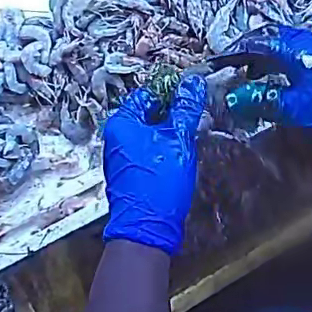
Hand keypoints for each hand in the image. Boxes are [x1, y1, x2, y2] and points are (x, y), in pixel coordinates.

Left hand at [100, 76, 205, 254]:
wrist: (147, 228)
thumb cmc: (157, 183)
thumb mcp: (177, 138)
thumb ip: (185, 108)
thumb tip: (193, 83)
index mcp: (120, 124)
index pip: (147, 94)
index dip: (171, 92)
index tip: (192, 93)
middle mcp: (116, 139)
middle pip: (147, 114)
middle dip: (172, 114)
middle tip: (195, 114)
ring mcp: (122, 159)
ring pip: (149, 135)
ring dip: (170, 133)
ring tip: (191, 135)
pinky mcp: (131, 175)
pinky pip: (149, 153)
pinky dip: (164, 150)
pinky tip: (181, 156)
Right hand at [224, 26, 311, 157]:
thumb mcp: (298, 109)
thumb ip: (265, 100)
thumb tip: (233, 98)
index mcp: (299, 48)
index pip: (258, 41)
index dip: (236, 51)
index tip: (218, 63)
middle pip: (274, 41)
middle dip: (251, 55)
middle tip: (234, 72)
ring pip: (289, 50)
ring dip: (269, 62)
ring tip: (255, 80)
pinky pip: (303, 59)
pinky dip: (286, 68)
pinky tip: (285, 86)